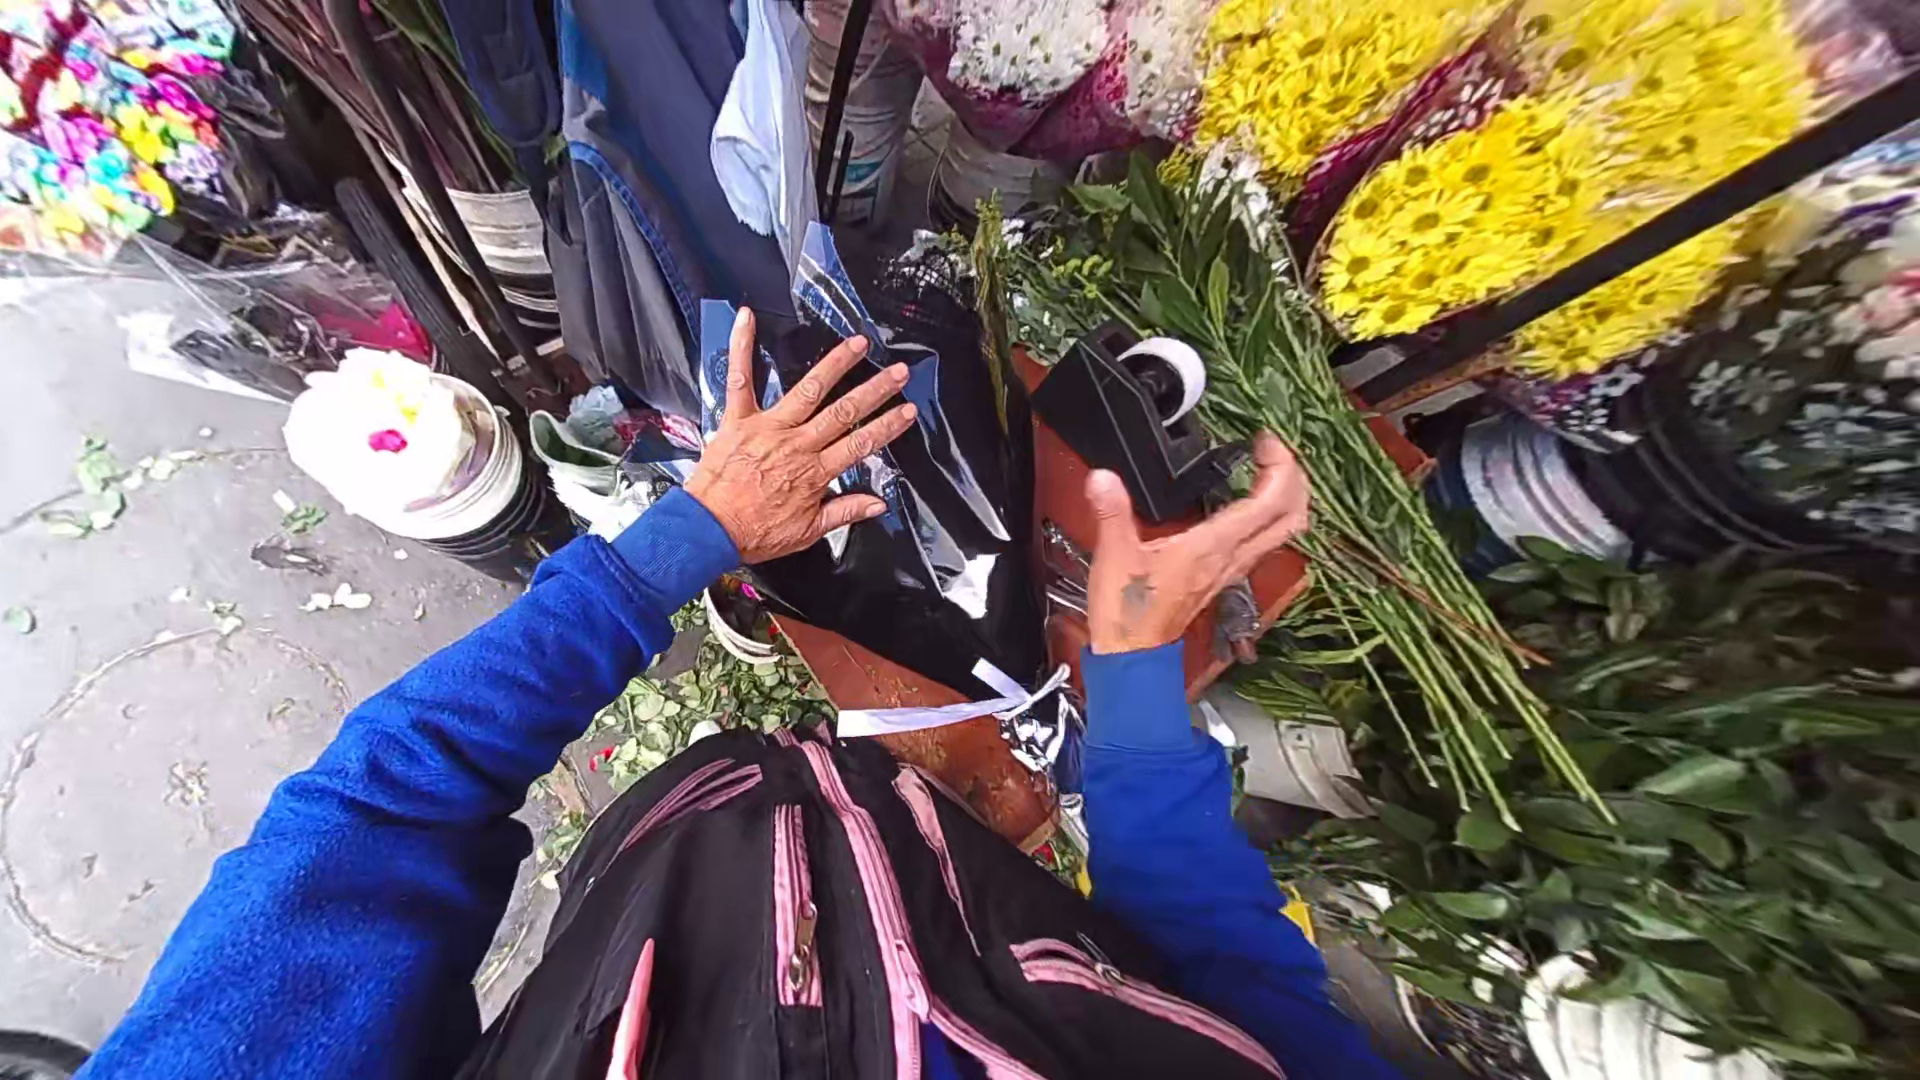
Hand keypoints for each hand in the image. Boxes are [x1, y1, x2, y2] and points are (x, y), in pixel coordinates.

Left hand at [686, 307, 917, 562]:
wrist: (707, 531)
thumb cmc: (755, 532)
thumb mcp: (808, 531)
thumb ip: (845, 512)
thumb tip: (878, 505)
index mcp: (814, 472)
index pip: (861, 444)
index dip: (887, 426)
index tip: (907, 411)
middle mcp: (796, 444)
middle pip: (843, 412)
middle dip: (875, 390)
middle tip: (897, 371)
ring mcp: (768, 428)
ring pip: (808, 390)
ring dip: (835, 364)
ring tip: (857, 344)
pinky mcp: (738, 420)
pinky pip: (740, 379)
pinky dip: (742, 347)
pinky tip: (748, 318)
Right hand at [1084, 432, 1309, 653]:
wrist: (1132, 652)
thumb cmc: (1128, 611)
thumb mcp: (1115, 555)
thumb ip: (1112, 511)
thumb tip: (1103, 477)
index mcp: (1211, 547)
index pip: (1268, 502)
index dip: (1279, 465)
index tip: (1263, 441)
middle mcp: (1230, 558)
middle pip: (1292, 517)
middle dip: (1294, 478)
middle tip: (1273, 452)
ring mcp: (1230, 569)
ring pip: (1283, 532)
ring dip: (1287, 498)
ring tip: (1268, 471)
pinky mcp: (1220, 576)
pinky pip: (1262, 543)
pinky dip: (1267, 518)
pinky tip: (1247, 506)